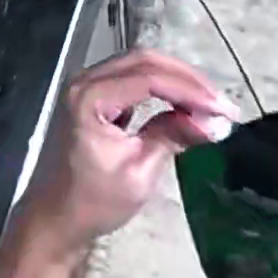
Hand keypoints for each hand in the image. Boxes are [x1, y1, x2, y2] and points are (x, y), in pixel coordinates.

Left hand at [16, 50, 238, 260]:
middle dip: (185, 78)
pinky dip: (159, 84)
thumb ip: (172, 137)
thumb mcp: (139, 173)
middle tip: (220, 102)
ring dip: (174, 78)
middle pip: (142, 61)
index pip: (146, 78)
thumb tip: (214, 121)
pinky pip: (130, 76)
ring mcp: (87, 83)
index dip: (188, 89)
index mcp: (90, 97)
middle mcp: (85, 79)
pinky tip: (182, 100)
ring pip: (137, 64)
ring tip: (208, 101)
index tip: (222, 108)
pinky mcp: (94, 93)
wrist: (55, 217)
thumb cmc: (94, 201)